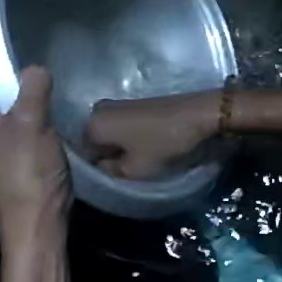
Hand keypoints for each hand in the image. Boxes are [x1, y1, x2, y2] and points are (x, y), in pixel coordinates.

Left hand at [0, 65, 71, 252]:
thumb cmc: (29, 173)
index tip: (27, 95)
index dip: (4, 77)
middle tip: (32, 112)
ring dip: (18, 107)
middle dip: (11, 93)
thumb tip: (34, 68)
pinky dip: (18, 119)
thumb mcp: (33, 121)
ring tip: (34, 123)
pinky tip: (32, 133)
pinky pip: (0, 118)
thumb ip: (32, 84)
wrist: (38, 221)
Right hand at [85, 91, 219, 179]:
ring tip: (139, 161)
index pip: (83, 156)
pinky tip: (146, 147)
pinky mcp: (134, 103)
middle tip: (128, 171)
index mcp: (92, 125)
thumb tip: (101, 168)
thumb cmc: (162, 142)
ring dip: (121, 148)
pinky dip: (130, 138)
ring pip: (110, 135)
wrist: (198, 114)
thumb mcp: (134, 169)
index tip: (116, 179)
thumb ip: (110, 172)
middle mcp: (98, 110)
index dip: (98, 171)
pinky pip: (122, 127)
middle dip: (109, 157)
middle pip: (96, 144)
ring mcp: (116, 104)